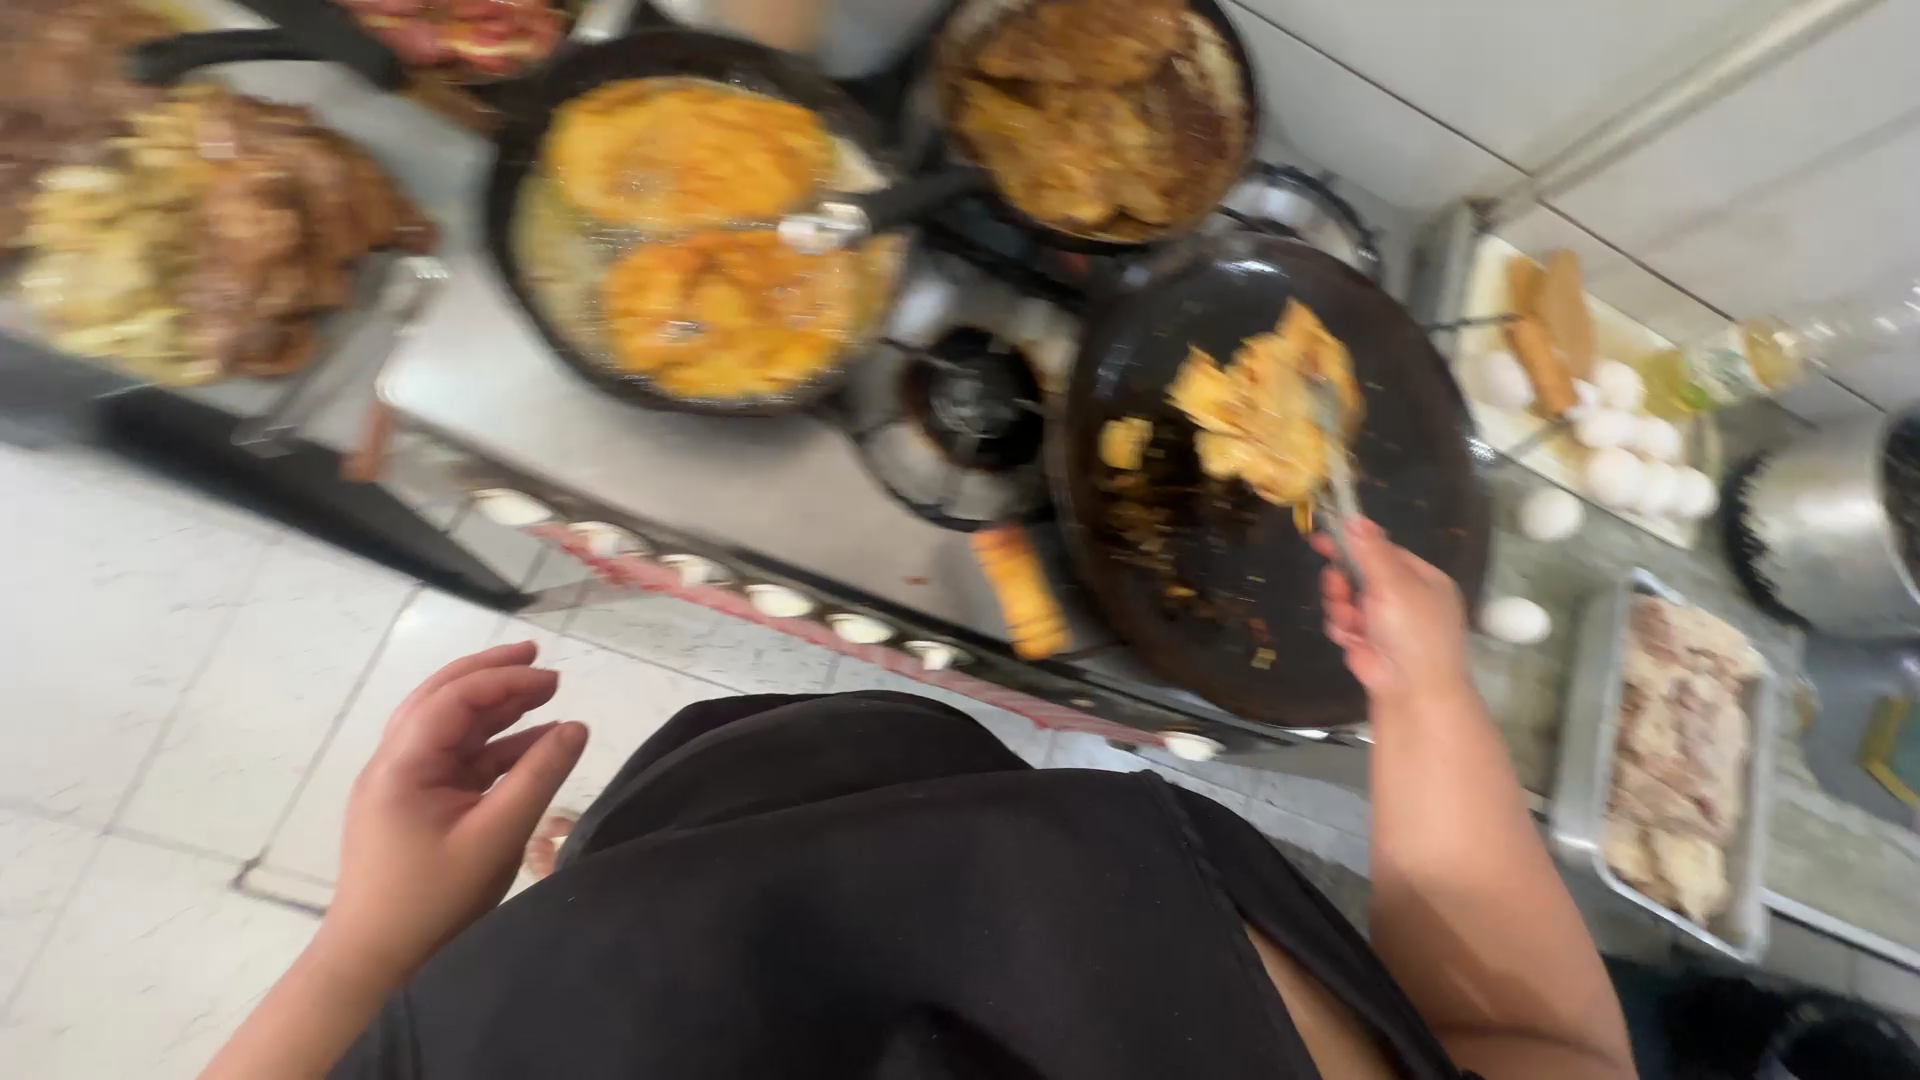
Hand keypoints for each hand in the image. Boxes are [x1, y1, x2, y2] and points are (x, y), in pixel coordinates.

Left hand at [324, 641, 587, 979]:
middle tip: (539, 657)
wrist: (378, 965)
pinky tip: (540, 740)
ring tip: (546, 691)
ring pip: (453, 724)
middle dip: (492, 673)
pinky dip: (501, 742)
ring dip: (498, 705)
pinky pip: (465, 756)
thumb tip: (579, 726)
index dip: (504, 680)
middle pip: (442, 698)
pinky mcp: (423, 802)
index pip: (453, 699)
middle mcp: (397, 764)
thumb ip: (539, 775)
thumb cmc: (433, 900)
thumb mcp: (496, 835)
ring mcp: (408, 783)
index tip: (555, 681)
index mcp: (401, 766)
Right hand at [1314, 518, 1474, 715]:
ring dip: (1342, 606)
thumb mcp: (1394, 584)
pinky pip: (1343, 621)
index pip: (1383, 551)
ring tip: (1351, 621)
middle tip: (1337, 586)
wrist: (1411, 686)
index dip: (1354, 544)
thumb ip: (1371, 551)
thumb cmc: (1412, 629)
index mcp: (1421, 579)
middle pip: (1359, 573)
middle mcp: (1404, 597)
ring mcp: (1384, 620)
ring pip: (1346, 598)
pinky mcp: (1365, 639)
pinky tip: (1352, 638)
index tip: (1323, 537)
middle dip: (1344, 581)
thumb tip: (1356, 518)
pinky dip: (1344, 628)